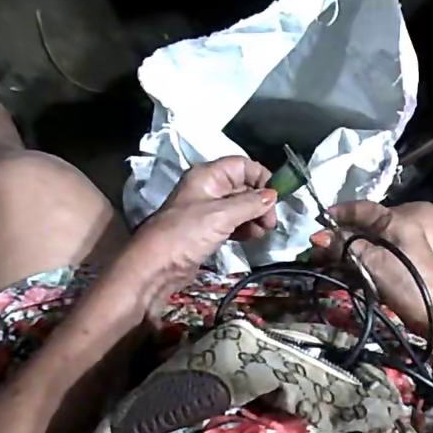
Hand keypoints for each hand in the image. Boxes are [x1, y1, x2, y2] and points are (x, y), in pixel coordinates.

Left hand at [107, 157, 279, 318]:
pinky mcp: (206, 231)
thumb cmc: (186, 234)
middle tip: (271, 222)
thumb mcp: (221, 215)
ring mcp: (206, 211)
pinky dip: (244, 228)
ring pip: (239, 207)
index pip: (242, 165)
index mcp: (207, 176)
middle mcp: (207, 189)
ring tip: (264, 231)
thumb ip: (250, 204)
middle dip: (260, 201)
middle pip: (243, 186)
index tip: (277, 197)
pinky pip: (232, 223)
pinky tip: (253, 237)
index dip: (261, 178)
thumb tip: (273, 195)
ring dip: (254, 216)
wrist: (156, 266)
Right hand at [314, 200, 432, 336]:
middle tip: (316, 249)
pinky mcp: (403, 269)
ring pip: (368, 245)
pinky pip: (375, 259)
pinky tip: (343, 272)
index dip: (340, 213)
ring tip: (324, 263)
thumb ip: (346, 246)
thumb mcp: (373, 262)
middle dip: (339, 237)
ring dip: (345, 253)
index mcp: (400, 220)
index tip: (319, 220)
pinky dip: (357, 263)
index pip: (364, 209)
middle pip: (365, 228)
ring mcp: (405, 250)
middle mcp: (403, 230)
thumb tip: (319, 236)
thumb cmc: (408, 283)